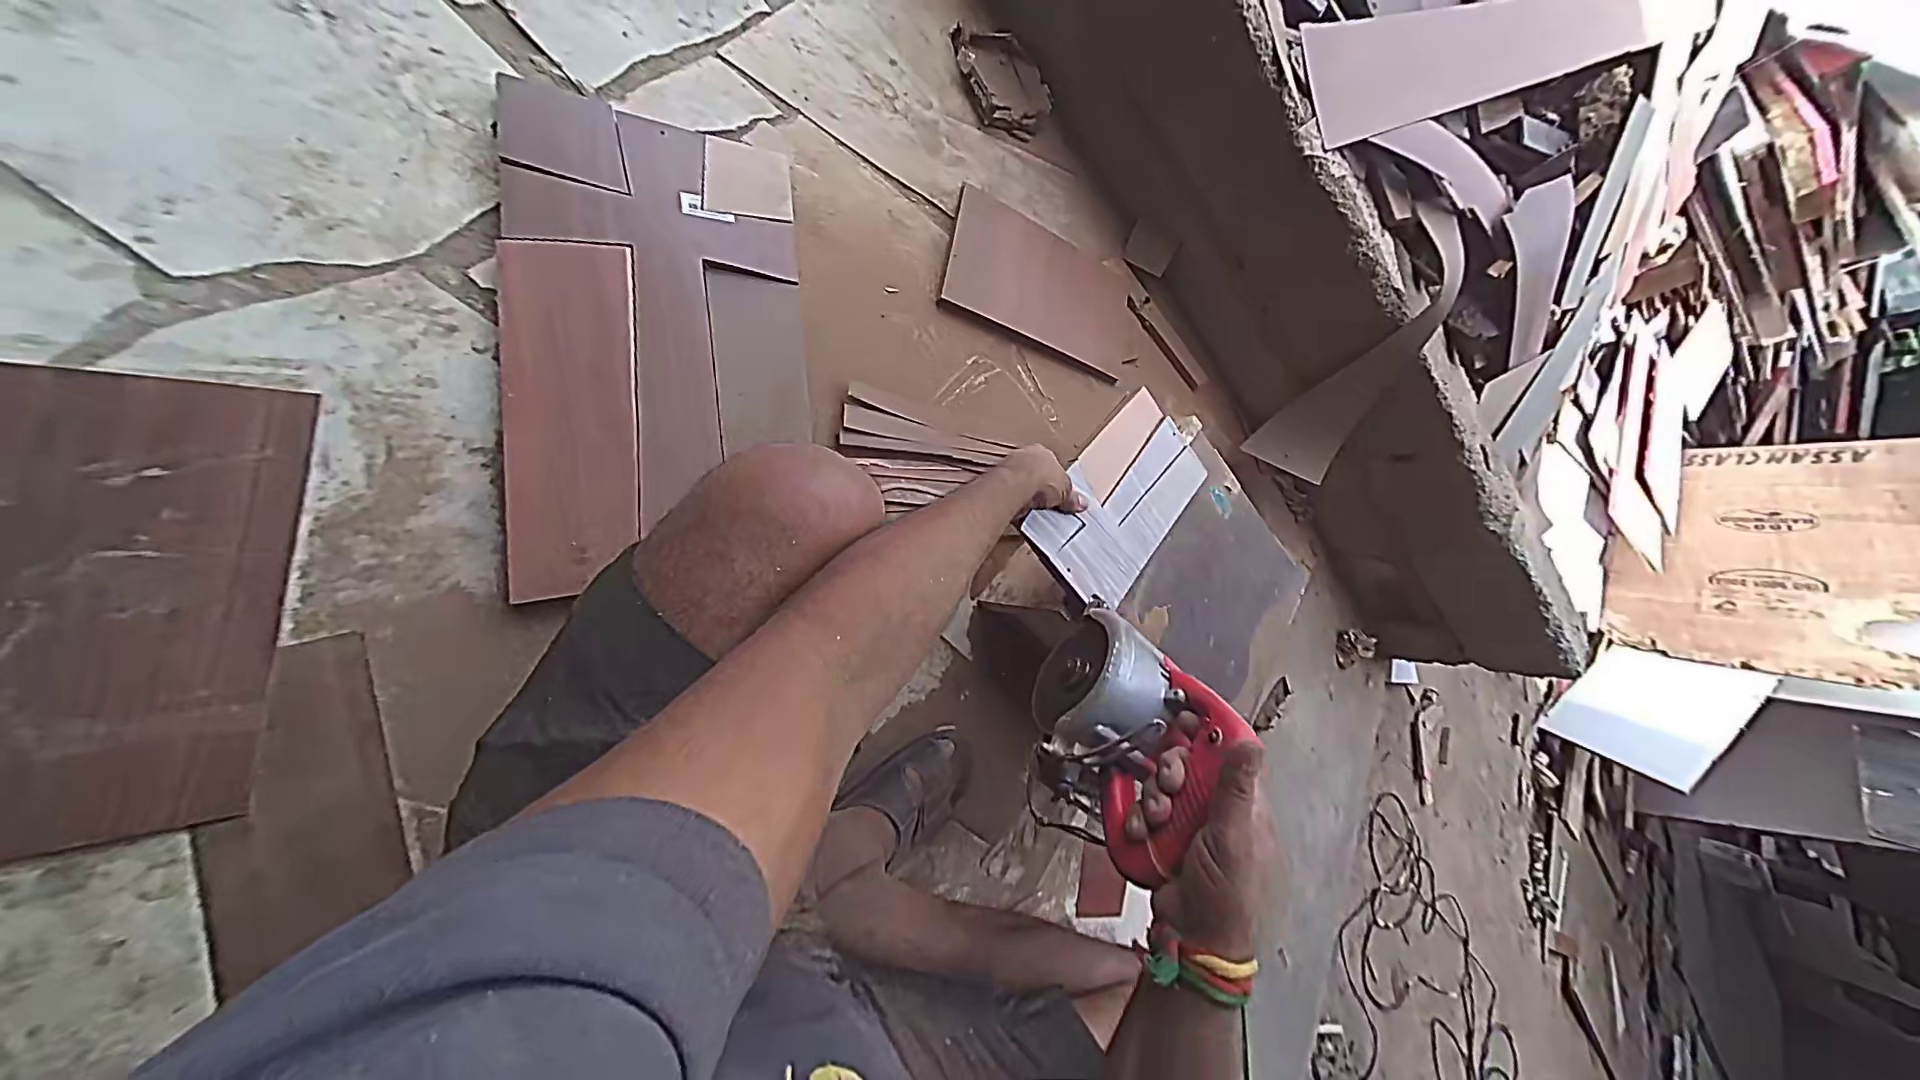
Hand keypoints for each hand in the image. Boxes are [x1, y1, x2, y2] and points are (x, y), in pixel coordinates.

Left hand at [999, 444, 1086, 512]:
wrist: (1015, 485)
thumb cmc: (1040, 477)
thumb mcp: (1066, 490)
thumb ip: (1072, 497)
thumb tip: (1081, 504)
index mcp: (1042, 452)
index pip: (1051, 466)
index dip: (1056, 482)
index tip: (1060, 496)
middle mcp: (1023, 456)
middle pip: (1034, 475)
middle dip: (1040, 490)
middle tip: (1047, 506)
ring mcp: (1008, 468)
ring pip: (1020, 485)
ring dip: (1026, 497)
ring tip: (1033, 511)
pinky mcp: (996, 483)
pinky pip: (1009, 496)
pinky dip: (1015, 504)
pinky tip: (1020, 512)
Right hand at [1122, 712, 1277, 958]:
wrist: (1196, 938)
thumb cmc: (1230, 894)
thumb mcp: (1235, 836)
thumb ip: (1237, 787)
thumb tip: (1250, 742)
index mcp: (1241, 799)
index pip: (1225, 746)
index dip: (1206, 724)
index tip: (1184, 706)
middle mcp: (1214, 803)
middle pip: (1186, 760)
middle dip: (1171, 767)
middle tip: (1170, 783)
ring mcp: (1187, 818)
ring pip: (1160, 782)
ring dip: (1153, 796)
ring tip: (1159, 819)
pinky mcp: (1163, 833)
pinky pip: (1143, 808)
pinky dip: (1140, 818)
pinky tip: (1147, 834)